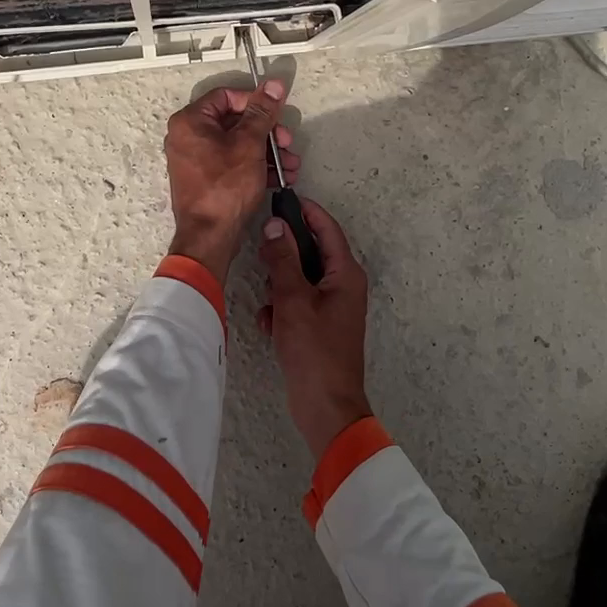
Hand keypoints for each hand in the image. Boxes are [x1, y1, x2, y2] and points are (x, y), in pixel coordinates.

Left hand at [164, 81, 298, 280]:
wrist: (211, 236)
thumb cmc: (223, 189)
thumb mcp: (249, 143)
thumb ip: (262, 112)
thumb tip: (272, 85)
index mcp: (190, 121)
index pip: (226, 96)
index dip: (254, 101)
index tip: (275, 111)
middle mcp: (187, 137)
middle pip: (234, 121)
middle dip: (266, 131)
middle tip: (286, 141)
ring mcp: (196, 160)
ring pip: (237, 144)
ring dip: (267, 151)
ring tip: (289, 164)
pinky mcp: (206, 179)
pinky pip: (233, 163)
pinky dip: (256, 166)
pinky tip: (279, 176)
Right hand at [256, 199, 371, 458]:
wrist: (325, 407)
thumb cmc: (314, 350)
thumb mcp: (292, 299)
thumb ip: (283, 259)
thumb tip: (275, 225)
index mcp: (346, 274)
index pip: (327, 228)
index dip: (305, 211)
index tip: (280, 199)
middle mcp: (343, 285)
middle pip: (312, 252)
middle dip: (285, 253)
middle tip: (261, 251)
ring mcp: (332, 306)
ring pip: (300, 278)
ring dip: (279, 285)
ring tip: (267, 300)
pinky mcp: (319, 325)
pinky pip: (297, 302)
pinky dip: (281, 309)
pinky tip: (269, 325)